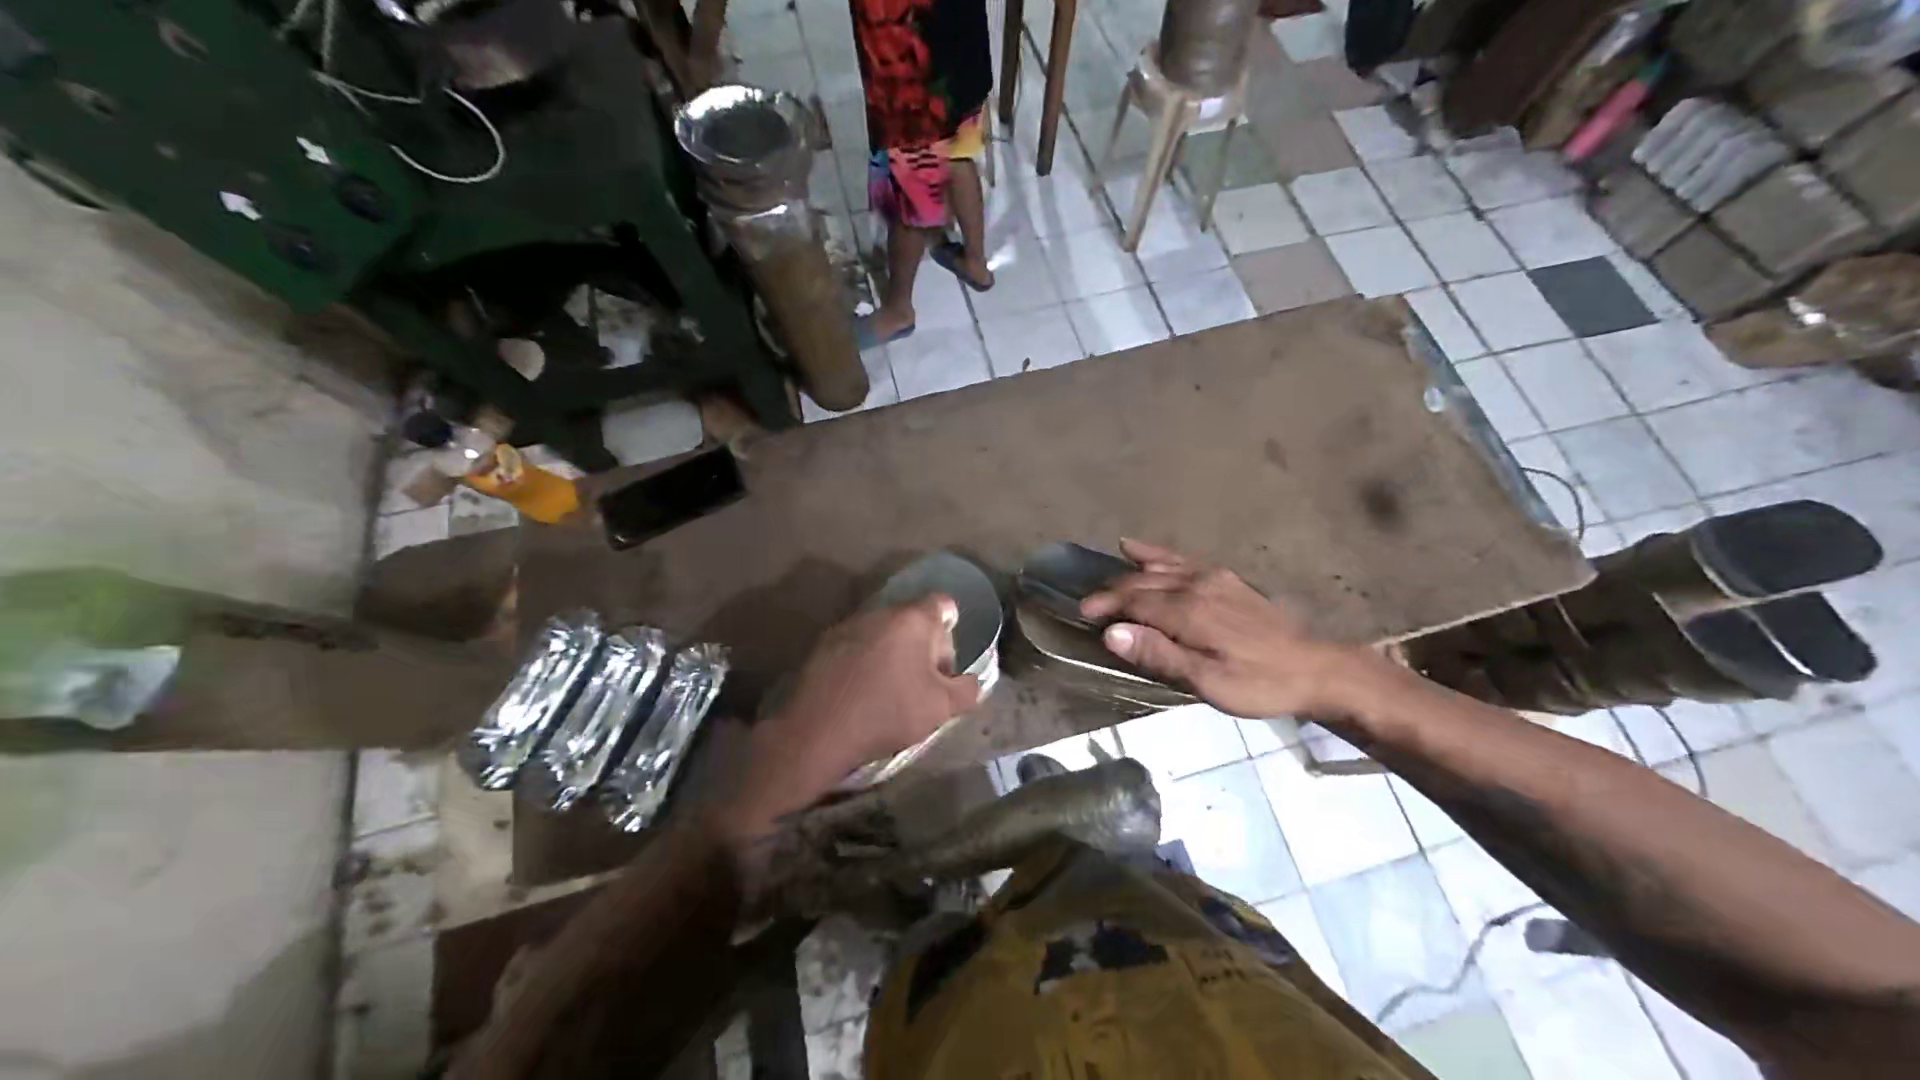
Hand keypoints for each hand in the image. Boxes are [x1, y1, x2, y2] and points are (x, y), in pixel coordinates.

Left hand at [717, 596, 979, 841]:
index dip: (950, 631)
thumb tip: (972, 681)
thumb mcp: (941, 708)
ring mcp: (848, 626)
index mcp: (912, 620)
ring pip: (882, 633)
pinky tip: (860, 693)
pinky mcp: (823, 644)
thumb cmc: (889, 712)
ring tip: (889, 691)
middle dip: (922, 647)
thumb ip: (967, 690)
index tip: (944, 665)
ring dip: (892, 654)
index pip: (942, 604)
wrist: (819, 731)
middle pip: (912, 620)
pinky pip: (856, 646)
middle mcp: (880, 612)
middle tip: (922, 685)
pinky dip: (864, 662)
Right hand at [1080, 539, 1366, 718]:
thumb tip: (1112, 633)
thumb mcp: (1207, 681)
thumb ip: (1159, 654)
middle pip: (1143, 581)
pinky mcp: (1226, 578)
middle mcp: (1196, 585)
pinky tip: (1138, 548)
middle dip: (1112, 591)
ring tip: (1106, 579)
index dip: (1106, 605)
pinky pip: (1181, 559)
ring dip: (1129, 572)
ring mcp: (1213, 577)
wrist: (1316, 668)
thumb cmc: (1258, 682)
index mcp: (1188, 611)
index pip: (1134, 600)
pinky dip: (1155, 553)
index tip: (1083, 614)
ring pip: (1159, 567)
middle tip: (1090, 605)